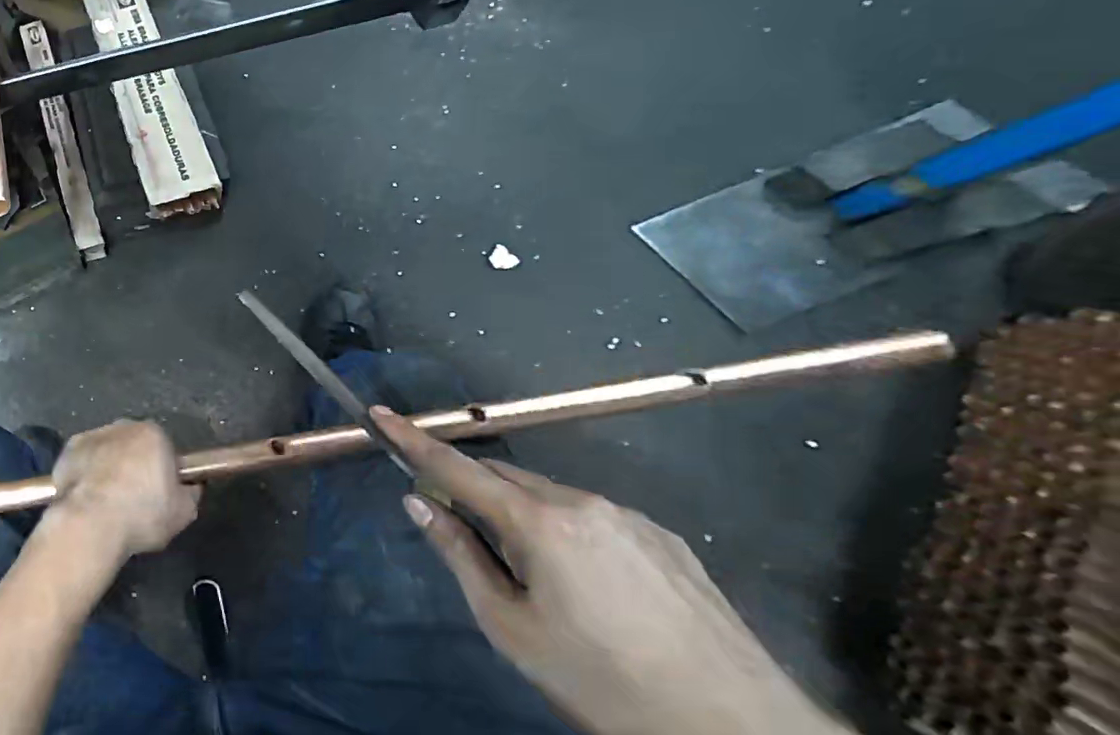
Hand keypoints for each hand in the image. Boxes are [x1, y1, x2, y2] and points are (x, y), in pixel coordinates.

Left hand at [48, 420, 199, 560]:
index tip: (159, 493)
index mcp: (154, 434)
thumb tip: (191, 487)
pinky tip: (87, 496)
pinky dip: (86, 472)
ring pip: (108, 450)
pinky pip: (84, 459)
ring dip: (110, 467)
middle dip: (135, 464)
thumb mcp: (183, 513)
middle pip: (134, 445)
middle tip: (133, 497)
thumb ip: (192, 494)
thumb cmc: (141, 515)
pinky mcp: (68, 450)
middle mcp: (124, 426)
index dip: (163, 471)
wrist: (89, 524)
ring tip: (107, 501)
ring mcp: (93, 435)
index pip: (164, 448)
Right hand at [371, 407, 849, 734]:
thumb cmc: (603, 683)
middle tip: (459, 526)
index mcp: (539, 522)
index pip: (458, 468)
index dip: (413, 440)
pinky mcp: (664, 538)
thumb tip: (419, 502)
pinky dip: (570, 532)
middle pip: (506, 477)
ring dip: (524, 517)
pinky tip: (594, 589)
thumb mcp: (513, 630)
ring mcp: (629, 515)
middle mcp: (583, 501)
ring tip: (538, 580)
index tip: (380, 415)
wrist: (739, 731)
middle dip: (473, 489)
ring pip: (552, 498)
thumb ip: (461, 556)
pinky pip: (596, 518)